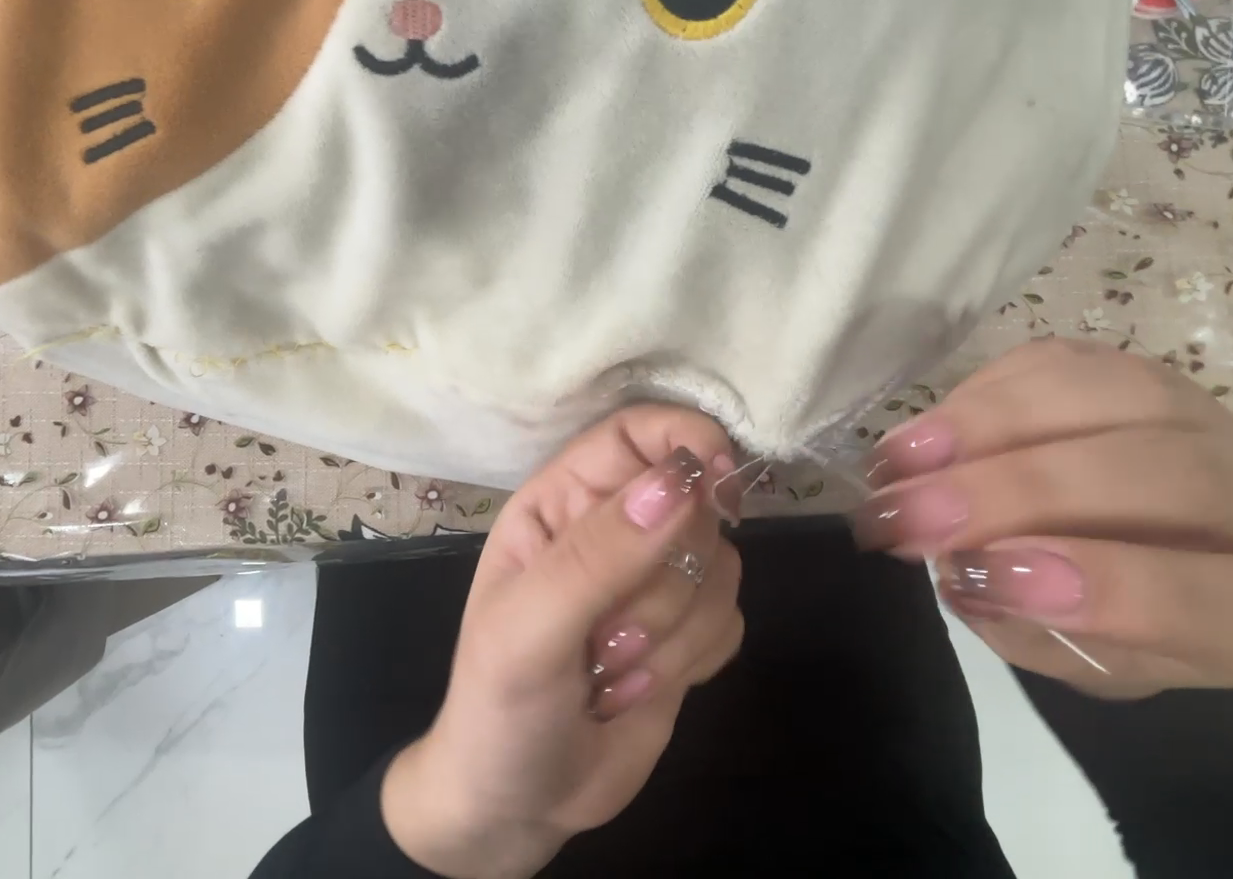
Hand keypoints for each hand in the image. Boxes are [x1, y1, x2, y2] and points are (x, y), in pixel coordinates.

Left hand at [382, 406, 745, 878]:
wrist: (520, 801)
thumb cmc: (499, 703)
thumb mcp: (528, 628)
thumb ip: (596, 554)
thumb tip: (679, 482)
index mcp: (560, 501)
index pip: (635, 432)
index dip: (684, 440)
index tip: (718, 483)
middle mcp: (613, 527)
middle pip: (693, 502)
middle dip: (664, 579)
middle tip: (607, 633)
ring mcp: (655, 579)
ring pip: (720, 565)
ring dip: (673, 630)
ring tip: (610, 668)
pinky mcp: (688, 631)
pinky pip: (733, 618)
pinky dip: (694, 658)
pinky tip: (639, 686)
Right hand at [856, 339, 1232, 698]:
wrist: (1121, 558)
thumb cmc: (1106, 630)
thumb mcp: (1078, 663)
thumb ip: (1030, 627)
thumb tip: (962, 562)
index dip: (1107, 586)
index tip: (980, 574)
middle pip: (1168, 475)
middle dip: (1016, 492)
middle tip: (907, 516)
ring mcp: (1212, 421)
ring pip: (1117, 395)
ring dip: (986, 425)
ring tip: (897, 462)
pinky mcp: (1134, 373)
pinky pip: (1063, 362)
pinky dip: (979, 395)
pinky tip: (922, 436)